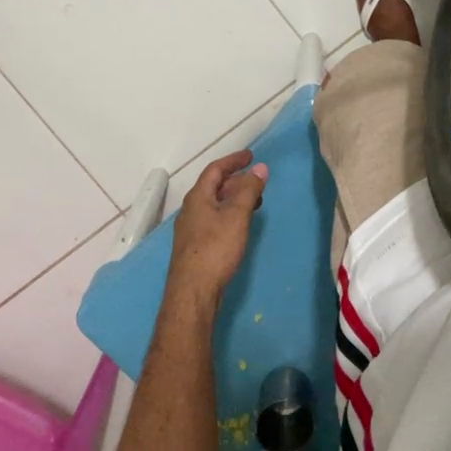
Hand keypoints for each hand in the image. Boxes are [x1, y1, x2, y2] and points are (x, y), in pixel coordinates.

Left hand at [166, 150, 267, 310]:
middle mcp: (190, 210)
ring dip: (234, 199)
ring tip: (254, 202)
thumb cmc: (215, 249)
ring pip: (214, 205)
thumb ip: (249, 190)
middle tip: (256, 180)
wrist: (193, 293)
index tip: (251, 156)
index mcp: (197, 198)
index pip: (215, 169)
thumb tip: (260, 168)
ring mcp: (191, 230)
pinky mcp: (195, 247)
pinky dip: (229, 215)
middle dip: (235, 180)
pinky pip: (214, 220)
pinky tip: (240, 226)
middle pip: (213, 187)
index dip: (233, 160)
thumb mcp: (237, 215)